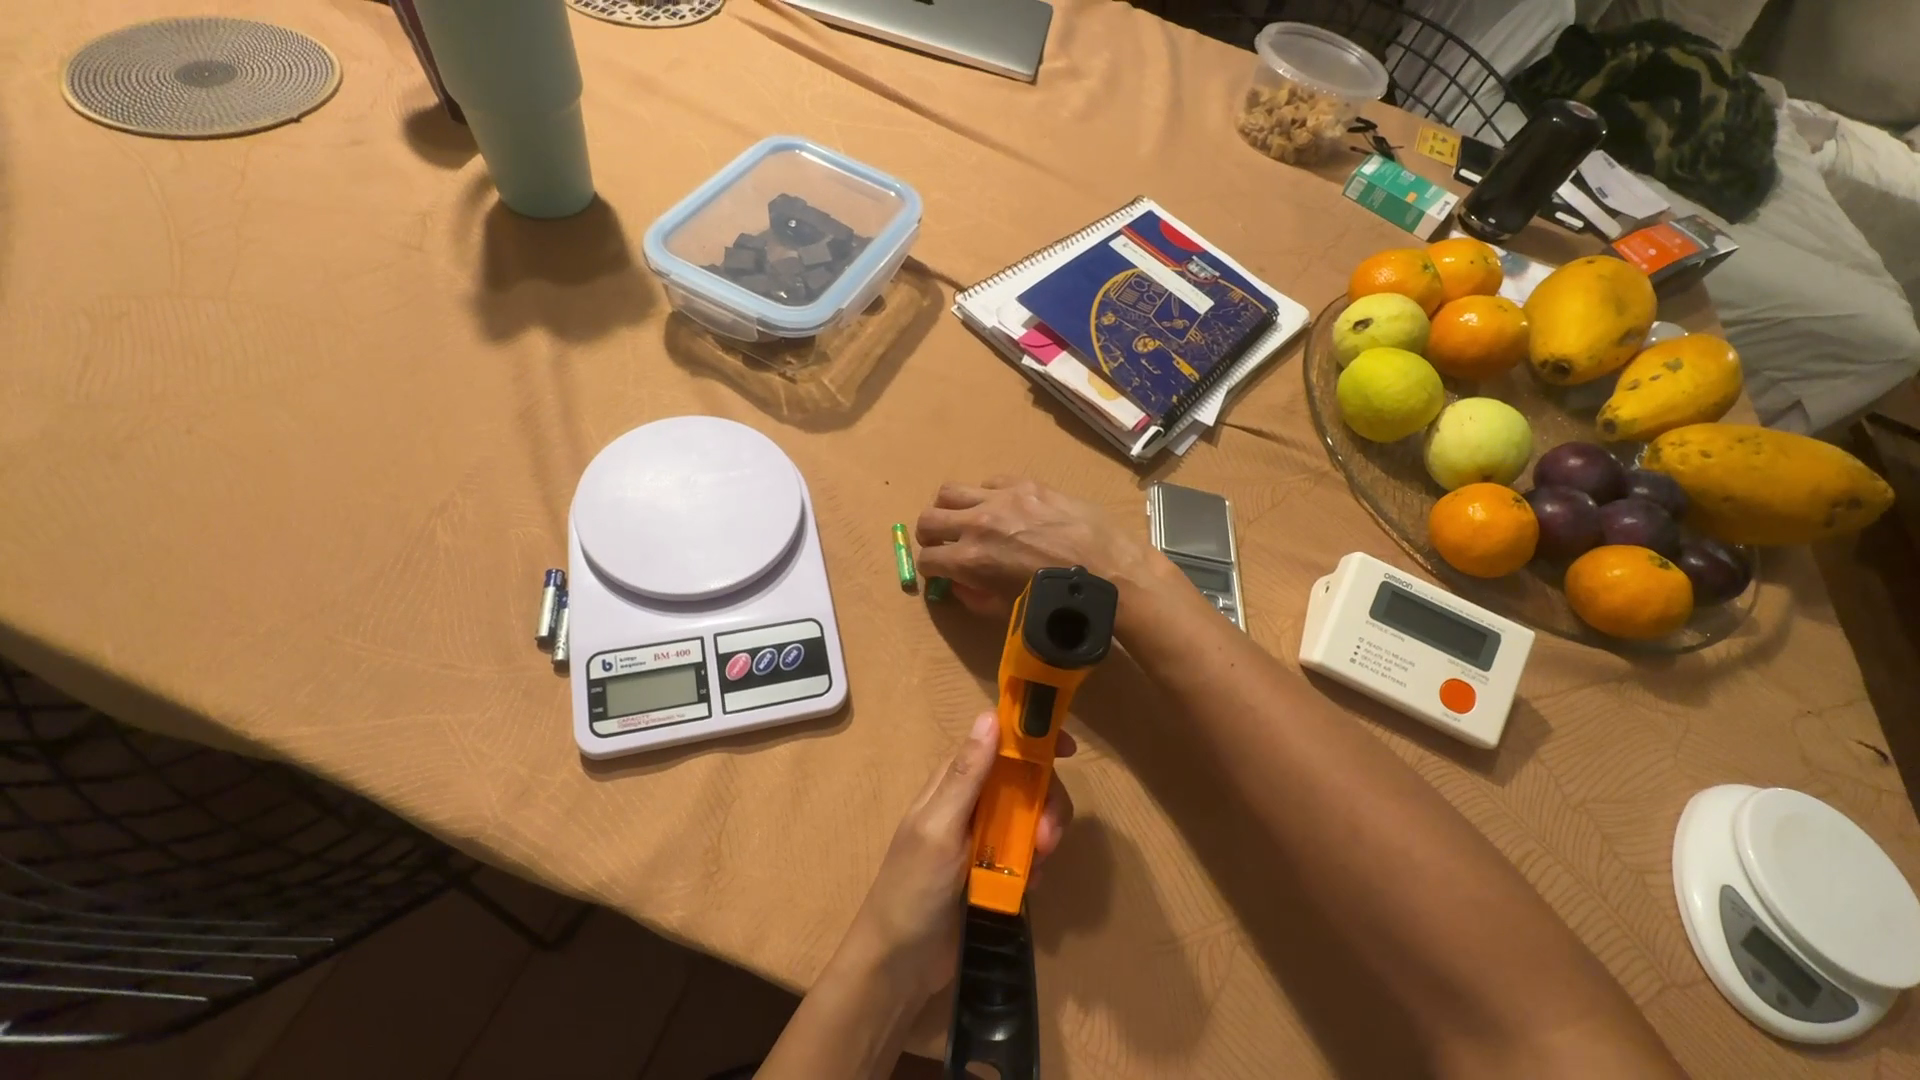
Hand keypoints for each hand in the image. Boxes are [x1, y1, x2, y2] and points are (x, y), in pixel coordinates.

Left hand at [838, 710, 1075, 1000]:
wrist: (900, 963)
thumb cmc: (912, 887)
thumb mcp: (939, 827)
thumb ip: (967, 775)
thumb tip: (990, 715)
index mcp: (953, 782)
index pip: (997, 742)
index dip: (1032, 738)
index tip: (1068, 749)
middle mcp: (971, 803)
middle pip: (1026, 780)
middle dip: (1046, 802)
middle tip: (1049, 837)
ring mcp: (985, 838)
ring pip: (1033, 817)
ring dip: (1045, 836)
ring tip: (1038, 867)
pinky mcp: (996, 871)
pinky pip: (1030, 855)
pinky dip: (1037, 866)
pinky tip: (1030, 887)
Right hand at [914, 477, 1166, 615]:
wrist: (1108, 571)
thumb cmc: (1059, 600)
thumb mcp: (1008, 608)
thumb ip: (975, 596)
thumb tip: (959, 585)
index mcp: (972, 560)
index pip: (927, 559)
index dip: (930, 570)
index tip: (939, 572)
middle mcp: (978, 524)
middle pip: (927, 520)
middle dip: (929, 536)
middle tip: (942, 544)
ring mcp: (1001, 499)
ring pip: (949, 492)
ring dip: (949, 508)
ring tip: (964, 519)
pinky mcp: (1025, 484)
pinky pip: (989, 481)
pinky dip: (986, 494)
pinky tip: (1002, 507)